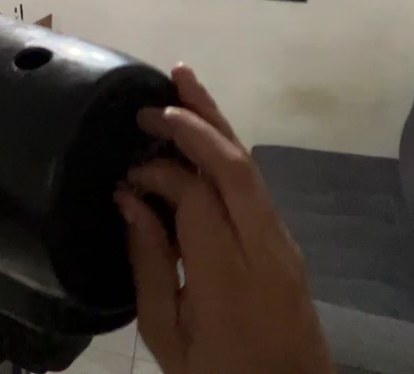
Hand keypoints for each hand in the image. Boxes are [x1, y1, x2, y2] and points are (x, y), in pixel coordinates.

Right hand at [117, 65, 332, 373]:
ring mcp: (282, 243)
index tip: (127, 179)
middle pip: (234, 165)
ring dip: (214, 119)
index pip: (195, 195)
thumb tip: (129, 197)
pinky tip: (204, 128)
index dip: (157, 174)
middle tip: (148, 104)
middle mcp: (265, 248)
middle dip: (193, 122)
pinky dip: (225, 147)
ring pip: (250, 165)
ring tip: (182, 77)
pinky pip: (254, 182)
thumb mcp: (168, 335)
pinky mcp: (286, 243)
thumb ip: (149, 262)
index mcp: (230, 276)